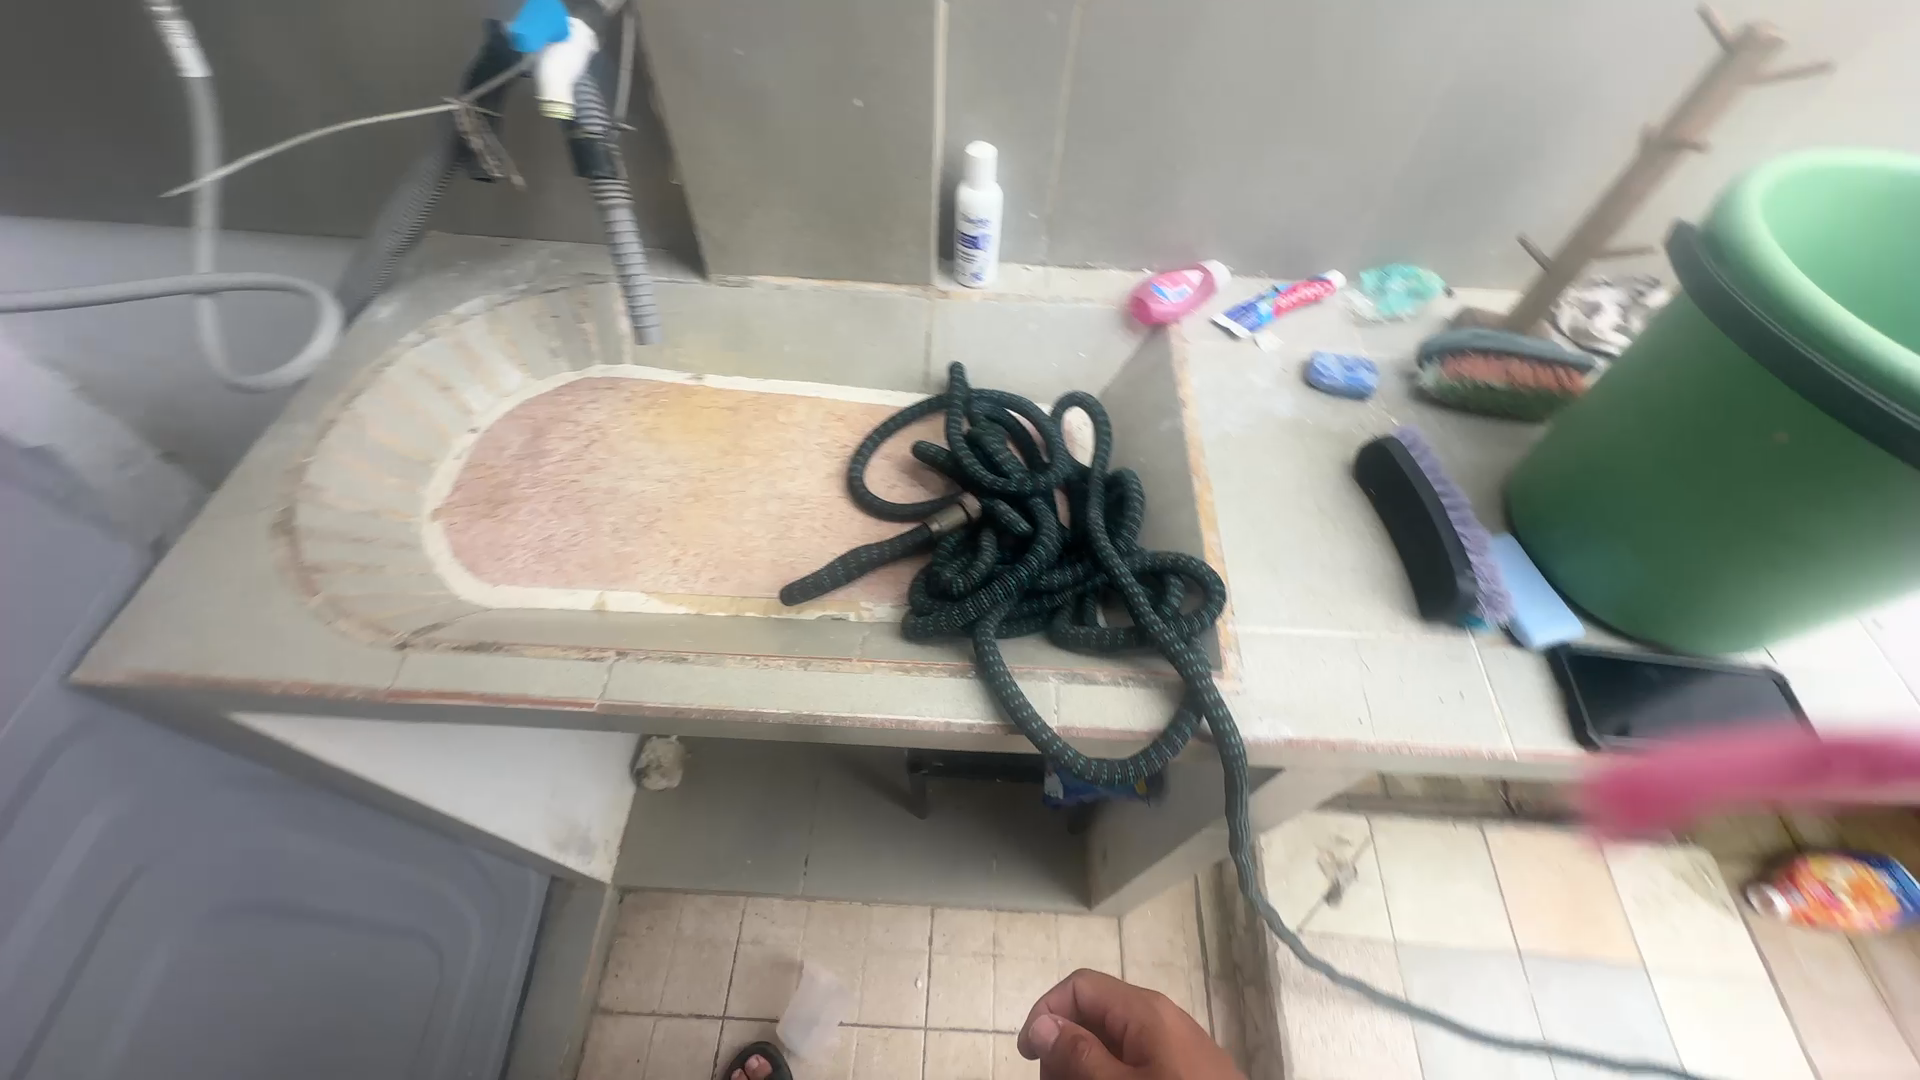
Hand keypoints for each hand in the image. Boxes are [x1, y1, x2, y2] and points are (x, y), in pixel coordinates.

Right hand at [1017, 969, 1245, 1079]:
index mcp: (1144, 1009)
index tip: (1027, 1057)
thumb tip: (1042, 1023)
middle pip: (1096, 1013)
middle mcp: (1161, 1017)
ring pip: (1116, 1042)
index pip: (1080, 985)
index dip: (1046, 1012)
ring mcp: (1178, 1046)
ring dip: (1087, 1066)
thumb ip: (1079, 1055)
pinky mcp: (1189, 1072)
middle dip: (1066, 1047)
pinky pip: (1139, 1063)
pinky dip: (1114, 1075)